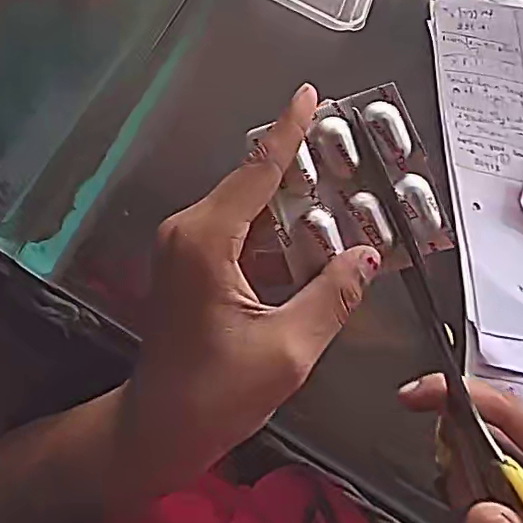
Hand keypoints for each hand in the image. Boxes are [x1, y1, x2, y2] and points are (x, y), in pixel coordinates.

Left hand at [118, 83, 382, 499]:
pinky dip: (273, 227)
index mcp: (206, 239)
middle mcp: (190, 229)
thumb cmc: (213, 395)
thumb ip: (331, 297)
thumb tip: (366, 256)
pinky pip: (238, 228)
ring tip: (336, 190)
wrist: (156, 428)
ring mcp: (186, 243)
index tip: (307, 94)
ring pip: (246, 204)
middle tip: (340, 147)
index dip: (288, 129)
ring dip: (289, 199)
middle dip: (297, 163)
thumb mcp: (286, 351)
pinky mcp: (190, 259)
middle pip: (252, 180)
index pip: (257, 170)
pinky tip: (308, 236)